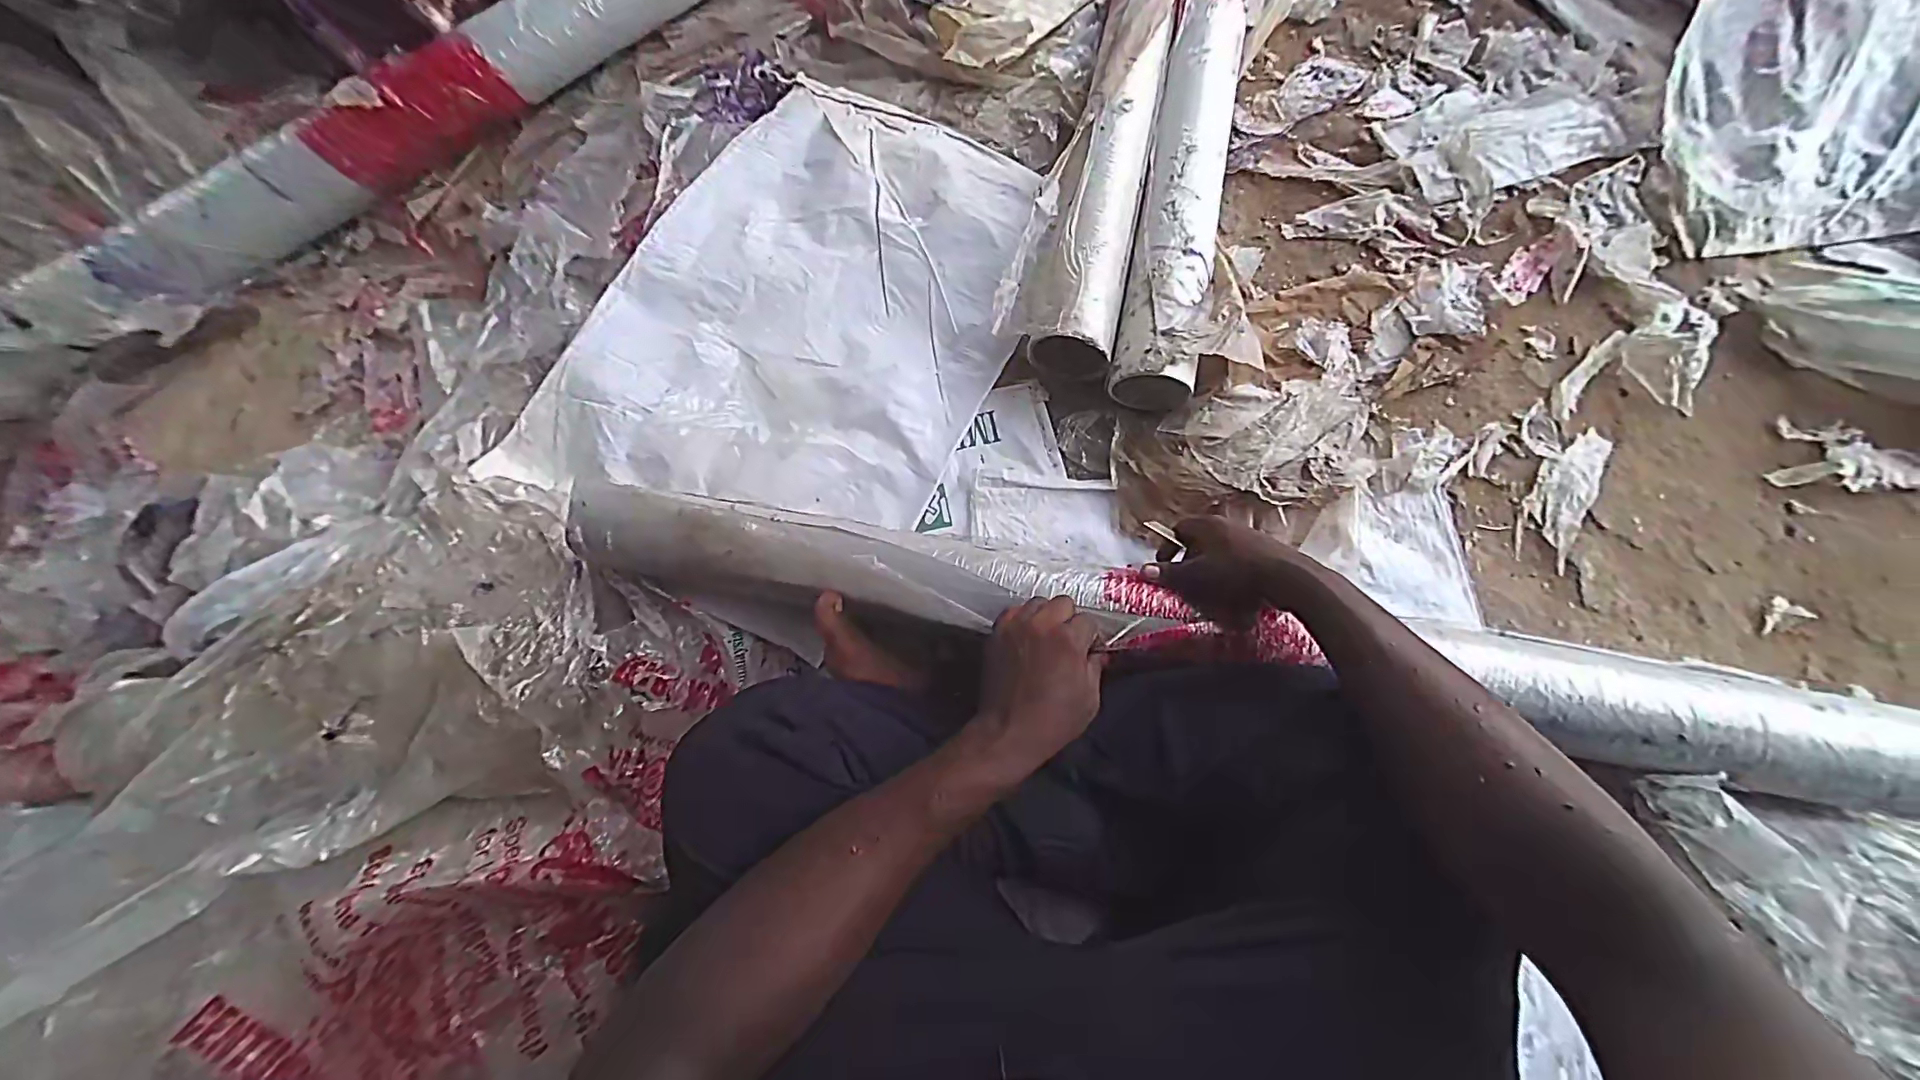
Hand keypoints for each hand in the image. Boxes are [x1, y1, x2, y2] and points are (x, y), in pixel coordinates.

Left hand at [967, 597, 1104, 769]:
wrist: (1009, 730)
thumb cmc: (1054, 720)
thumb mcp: (1090, 698)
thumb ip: (1095, 668)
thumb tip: (1097, 653)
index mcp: (1068, 639)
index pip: (1088, 621)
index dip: (1091, 637)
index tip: (1088, 650)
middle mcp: (1041, 625)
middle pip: (1063, 603)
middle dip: (1070, 620)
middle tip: (1068, 642)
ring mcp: (1016, 626)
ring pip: (1038, 603)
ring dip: (1046, 616)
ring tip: (1045, 638)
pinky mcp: (997, 632)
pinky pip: (1014, 612)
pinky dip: (1022, 620)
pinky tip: (1026, 637)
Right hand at [1144, 516, 1304, 627]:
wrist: (1286, 577)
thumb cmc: (1234, 573)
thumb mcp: (1196, 576)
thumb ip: (1169, 573)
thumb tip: (1144, 570)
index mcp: (1206, 524)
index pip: (1177, 529)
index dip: (1168, 548)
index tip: (1166, 567)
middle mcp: (1226, 523)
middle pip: (1198, 539)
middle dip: (1190, 560)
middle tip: (1188, 581)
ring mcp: (1248, 534)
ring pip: (1219, 549)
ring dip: (1212, 567)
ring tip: (1212, 589)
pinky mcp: (1266, 547)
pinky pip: (1239, 557)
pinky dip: (1232, 571)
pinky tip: (1237, 590)